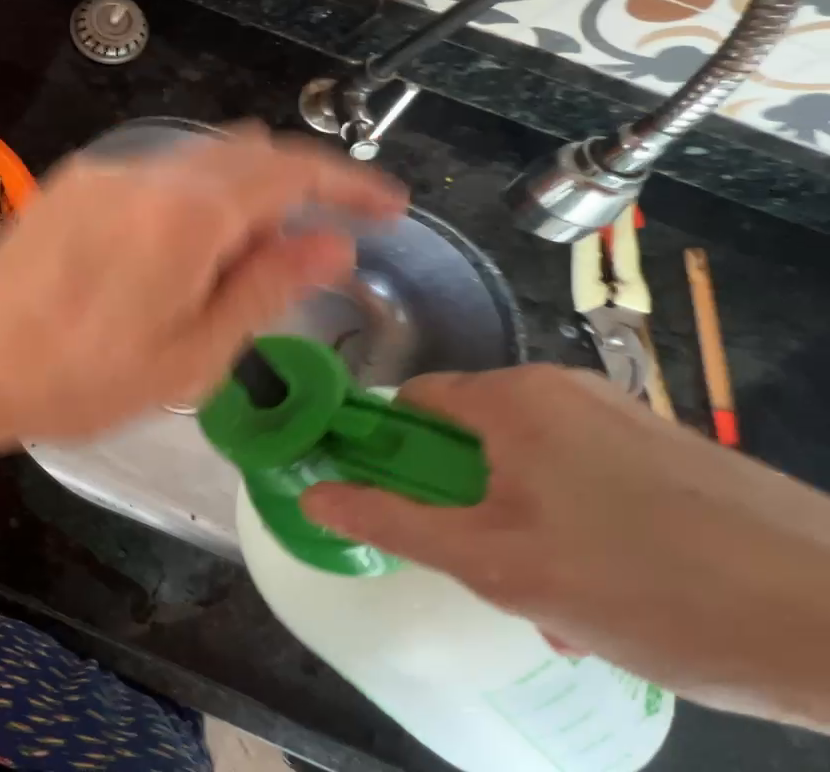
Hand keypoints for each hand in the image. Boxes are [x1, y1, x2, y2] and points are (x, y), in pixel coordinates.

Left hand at [0, 127, 404, 457]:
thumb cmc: (79, 379)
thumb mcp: (190, 355)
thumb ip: (264, 287)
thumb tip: (330, 242)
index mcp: (185, 211)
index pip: (290, 169)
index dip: (348, 182)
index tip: (389, 206)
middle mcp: (142, 173)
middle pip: (241, 154)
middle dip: (294, 184)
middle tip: (323, 234)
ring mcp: (95, 176)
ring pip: (192, 163)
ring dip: (238, 192)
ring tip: (256, 250)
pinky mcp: (63, 191)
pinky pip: (148, 179)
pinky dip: (188, 199)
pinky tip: (183, 248)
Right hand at [303, 366, 829, 728]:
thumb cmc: (651, 586)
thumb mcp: (495, 566)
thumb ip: (392, 522)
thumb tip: (311, 494)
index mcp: (514, 398)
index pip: (408, 400)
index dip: (385, 451)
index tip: (394, 508)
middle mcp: (566, 390)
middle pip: (468, 438)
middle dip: (462, 504)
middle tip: (485, 570)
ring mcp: (628, 420)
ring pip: (529, 467)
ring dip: (517, 525)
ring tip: (556, 599)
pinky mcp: (677, 455)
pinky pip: (587, 479)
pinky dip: (575, 525)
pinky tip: (612, 592)